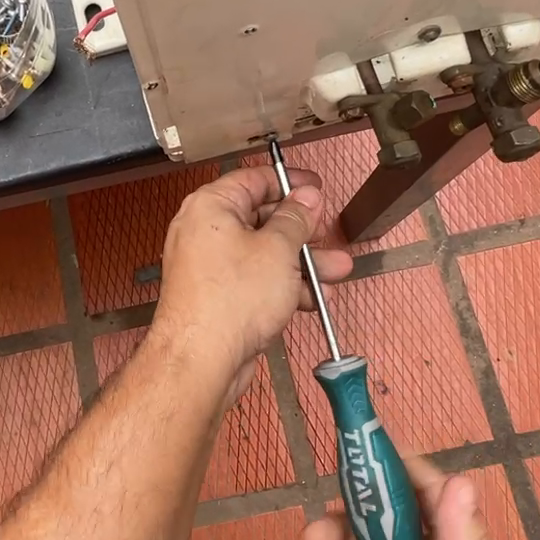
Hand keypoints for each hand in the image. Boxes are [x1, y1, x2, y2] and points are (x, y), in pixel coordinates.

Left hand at [148, 165, 351, 393]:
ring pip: (263, 254)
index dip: (288, 182)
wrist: (202, 359)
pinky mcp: (218, 296)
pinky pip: (256, 281)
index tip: (314, 188)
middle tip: (327, 234)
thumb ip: (296, 219)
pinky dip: (284, 286)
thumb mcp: (278, 249)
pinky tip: (315, 298)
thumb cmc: (230, 299)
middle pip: (261, 219)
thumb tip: (307, 198)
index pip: (253, 180)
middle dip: (302, 230)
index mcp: (211, 206)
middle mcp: (205, 232)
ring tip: (337, 270)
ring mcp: (211, 266)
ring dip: (302, 263)